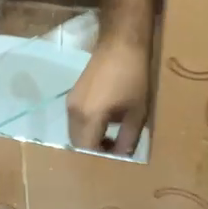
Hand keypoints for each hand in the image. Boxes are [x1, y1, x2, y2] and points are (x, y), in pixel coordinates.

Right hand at [66, 37, 149, 152]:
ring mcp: (70, 102)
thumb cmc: (133, 78)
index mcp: (89, 117)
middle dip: (93, 152)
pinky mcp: (73, 95)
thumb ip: (128, 139)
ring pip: (75, 133)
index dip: (100, 160)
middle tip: (115, 154)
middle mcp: (73, 112)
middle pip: (77, 144)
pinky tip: (105, 124)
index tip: (116, 163)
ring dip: (89, 140)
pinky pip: (76, 121)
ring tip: (111, 140)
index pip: (87, 150)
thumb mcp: (137, 112)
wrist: (121, 44)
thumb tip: (121, 157)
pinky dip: (87, 129)